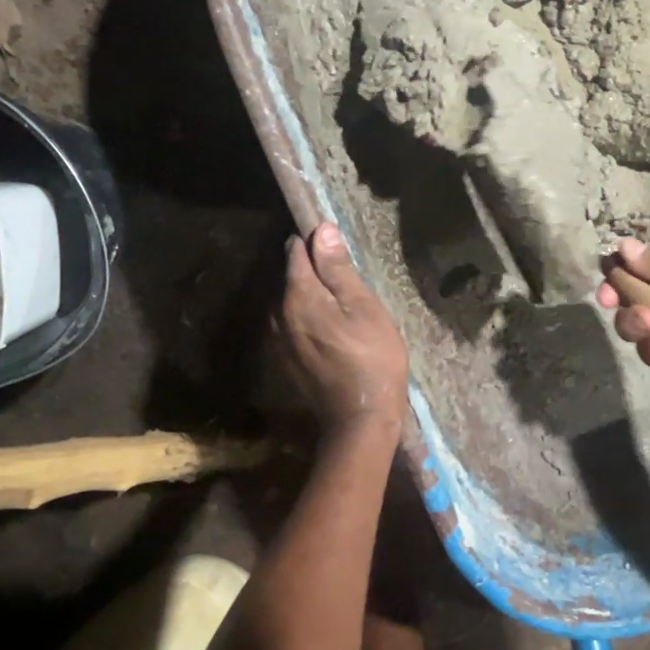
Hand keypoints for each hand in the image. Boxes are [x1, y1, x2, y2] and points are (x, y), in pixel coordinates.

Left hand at [279, 223, 408, 431]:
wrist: (359, 419)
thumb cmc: (371, 356)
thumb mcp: (363, 306)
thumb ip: (338, 268)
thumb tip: (321, 230)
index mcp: (298, 295)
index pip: (295, 251)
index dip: (313, 240)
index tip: (332, 239)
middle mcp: (278, 314)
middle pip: (288, 276)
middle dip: (308, 267)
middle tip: (340, 268)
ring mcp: (278, 340)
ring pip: (287, 301)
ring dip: (305, 293)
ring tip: (334, 295)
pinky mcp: (285, 360)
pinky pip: (290, 324)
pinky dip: (304, 317)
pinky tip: (326, 324)